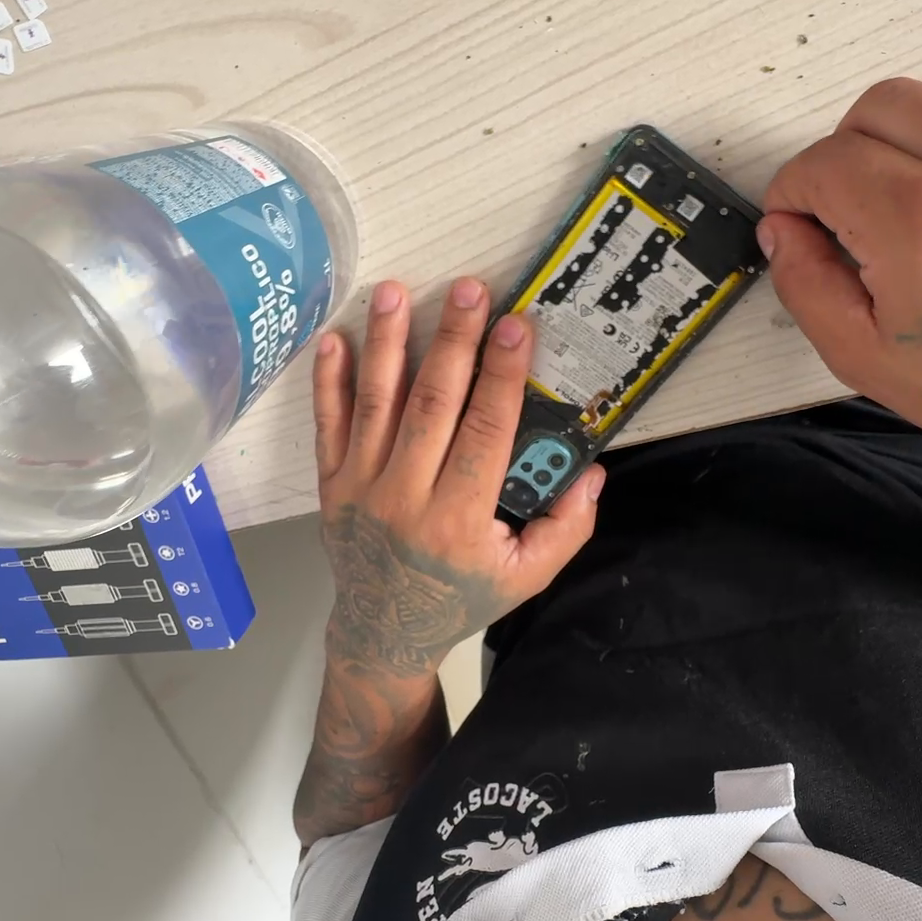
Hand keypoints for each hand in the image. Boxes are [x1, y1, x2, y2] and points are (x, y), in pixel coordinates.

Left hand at [312, 278, 603, 677]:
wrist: (384, 631)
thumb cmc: (461, 598)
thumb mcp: (526, 577)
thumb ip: (566, 528)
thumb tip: (592, 472)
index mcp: (459, 519)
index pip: (485, 433)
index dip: (502, 377)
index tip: (515, 327)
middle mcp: (405, 497)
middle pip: (431, 406)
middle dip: (452, 342)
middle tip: (467, 289)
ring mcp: (361, 486)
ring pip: (376, 404)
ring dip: (387, 345)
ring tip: (395, 293)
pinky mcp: (332, 484)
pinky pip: (329, 424)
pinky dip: (329, 382)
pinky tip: (335, 339)